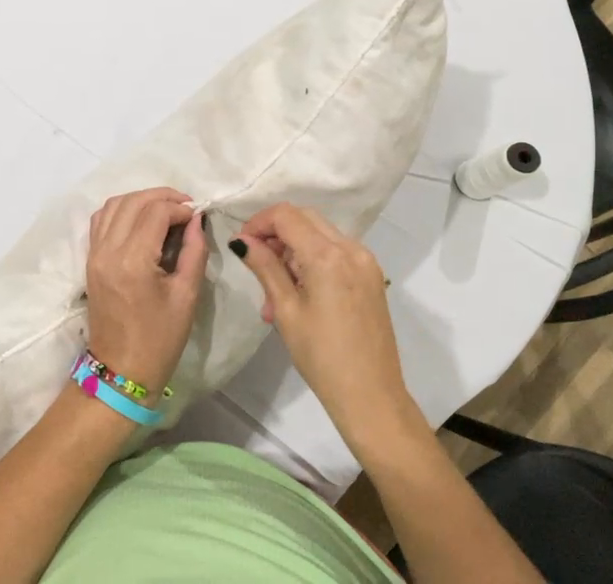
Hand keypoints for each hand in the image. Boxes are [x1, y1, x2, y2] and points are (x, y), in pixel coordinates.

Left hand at [85, 188, 208, 392]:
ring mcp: (94, 253)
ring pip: (113, 205)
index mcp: (133, 260)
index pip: (156, 212)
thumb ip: (193, 251)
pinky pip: (101, 220)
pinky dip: (121, 211)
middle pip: (133, 201)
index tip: (197, 217)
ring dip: (140, 200)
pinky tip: (140, 220)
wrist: (121, 370)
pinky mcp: (89, 259)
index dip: (180, 208)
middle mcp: (108, 250)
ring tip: (165, 209)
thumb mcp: (187, 295)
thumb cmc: (160, 339)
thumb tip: (196, 220)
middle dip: (161, 197)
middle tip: (185, 206)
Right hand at [230, 203, 426, 457]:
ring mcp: (366, 262)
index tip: (242, 245)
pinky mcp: (371, 277)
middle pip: (305, 218)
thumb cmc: (321, 356)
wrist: (371, 395)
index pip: (286, 216)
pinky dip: (313, 260)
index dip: (258, 223)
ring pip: (320, 234)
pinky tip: (299, 292)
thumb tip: (242, 241)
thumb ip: (265, 267)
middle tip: (256, 262)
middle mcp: (351, 249)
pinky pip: (336, 252)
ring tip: (274, 290)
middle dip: (276, 233)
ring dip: (293, 249)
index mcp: (328, 256)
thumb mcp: (286, 310)